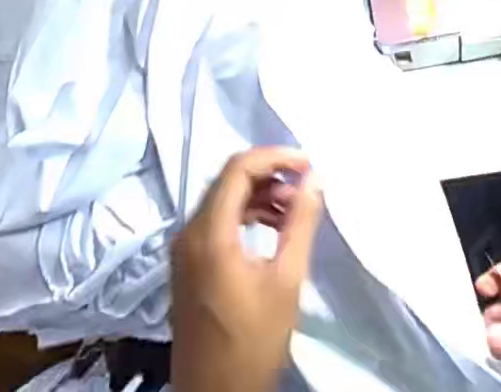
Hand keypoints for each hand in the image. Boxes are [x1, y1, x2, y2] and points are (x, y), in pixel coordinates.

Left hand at [172, 147, 323, 391]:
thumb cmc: (253, 344)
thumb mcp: (287, 280)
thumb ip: (301, 222)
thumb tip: (315, 177)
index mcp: (209, 234)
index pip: (238, 169)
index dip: (275, 157)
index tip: (308, 164)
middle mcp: (189, 233)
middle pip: (229, 179)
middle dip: (271, 173)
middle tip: (306, 182)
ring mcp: (185, 250)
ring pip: (224, 198)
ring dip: (261, 193)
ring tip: (296, 208)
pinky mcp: (189, 265)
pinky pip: (219, 220)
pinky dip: (248, 213)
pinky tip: (275, 227)